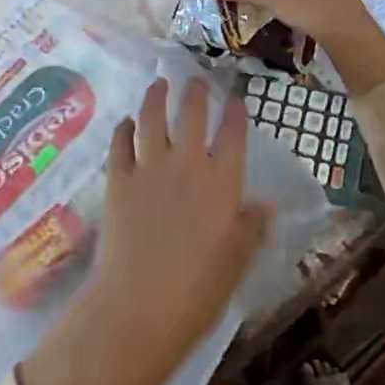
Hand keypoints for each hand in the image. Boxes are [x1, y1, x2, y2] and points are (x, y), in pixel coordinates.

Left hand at [17, 77, 268, 384]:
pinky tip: (126, 123)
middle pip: (191, 115)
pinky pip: (120, 144)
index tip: (235, 99)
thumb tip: (266, 204)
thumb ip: (252, 227)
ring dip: (156, 97)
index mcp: (222, 181)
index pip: (232, 134)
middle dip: (196, 92)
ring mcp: (148, 168)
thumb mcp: (238, 260)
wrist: (139, 304)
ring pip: (152, 118)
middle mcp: (186, 164)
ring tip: (159, 84)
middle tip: (196, 80)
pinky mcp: (118, 180)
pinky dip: (124, 129)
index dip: (235, 113)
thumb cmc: (199, 289)